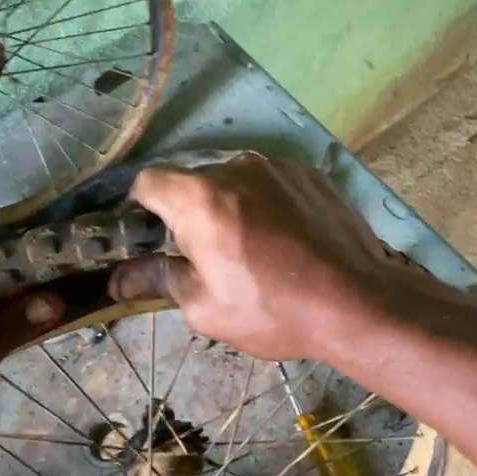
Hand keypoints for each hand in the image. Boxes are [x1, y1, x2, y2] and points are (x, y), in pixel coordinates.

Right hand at [109, 154, 423, 359]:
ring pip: (236, 180)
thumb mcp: (205, 307)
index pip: (148, 182)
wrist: (357, 300)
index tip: (152, 237)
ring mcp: (278, 166)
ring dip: (232, 205)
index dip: (143, 208)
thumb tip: (118, 279)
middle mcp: (236, 167)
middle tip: (207, 254)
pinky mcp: (311, 174)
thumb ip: (158, 280)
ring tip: (255, 248)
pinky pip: (273, 183)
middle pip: (195, 180)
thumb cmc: (272, 309)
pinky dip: (268, 203)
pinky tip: (288, 239)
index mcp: (199, 196)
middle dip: (191, 211)